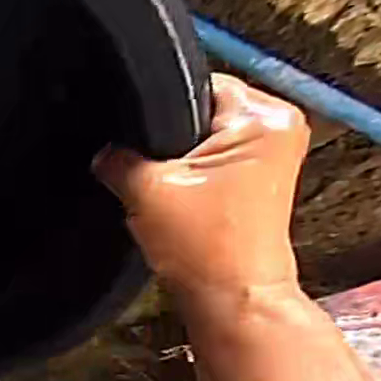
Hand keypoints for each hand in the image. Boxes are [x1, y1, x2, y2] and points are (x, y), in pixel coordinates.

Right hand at [94, 73, 309, 297]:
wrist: (229, 294)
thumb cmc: (204, 244)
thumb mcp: (145, 190)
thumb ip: (116, 159)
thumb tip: (102, 151)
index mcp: (264, 118)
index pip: (198, 86)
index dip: (156, 108)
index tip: (129, 134)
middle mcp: (278, 128)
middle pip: (200, 111)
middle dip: (165, 136)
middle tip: (140, 163)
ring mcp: (271, 156)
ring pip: (202, 138)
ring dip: (174, 158)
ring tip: (156, 183)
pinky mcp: (257, 180)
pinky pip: (211, 160)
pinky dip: (187, 174)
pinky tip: (169, 195)